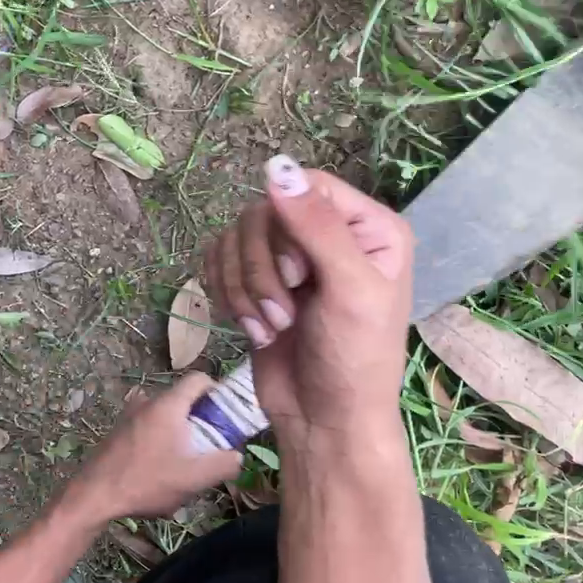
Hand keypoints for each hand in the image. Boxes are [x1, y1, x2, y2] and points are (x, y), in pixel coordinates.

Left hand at [57, 373, 243, 524]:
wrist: (95, 494)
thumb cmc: (147, 482)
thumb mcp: (196, 478)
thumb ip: (225, 463)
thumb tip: (236, 455)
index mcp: (166, 405)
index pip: (199, 379)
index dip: (219, 392)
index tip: (229, 416)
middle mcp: (145, 402)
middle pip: (183, 399)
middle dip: (202, 419)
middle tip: (212, 447)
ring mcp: (128, 415)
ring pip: (166, 415)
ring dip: (181, 433)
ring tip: (187, 462)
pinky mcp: (118, 431)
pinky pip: (149, 426)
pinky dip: (161, 439)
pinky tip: (161, 467)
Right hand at [203, 156, 413, 436]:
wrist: (321, 417)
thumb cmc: (354, 358)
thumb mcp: (348, 289)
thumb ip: (316, 227)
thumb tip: (276, 165)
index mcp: (366, 227)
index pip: (303, 187)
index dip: (284, 225)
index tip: (296, 273)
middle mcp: (325, 236)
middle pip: (260, 215)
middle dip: (259, 271)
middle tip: (282, 313)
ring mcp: (286, 261)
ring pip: (232, 241)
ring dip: (241, 289)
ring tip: (269, 327)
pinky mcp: (253, 285)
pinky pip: (216, 265)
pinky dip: (225, 296)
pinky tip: (250, 325)